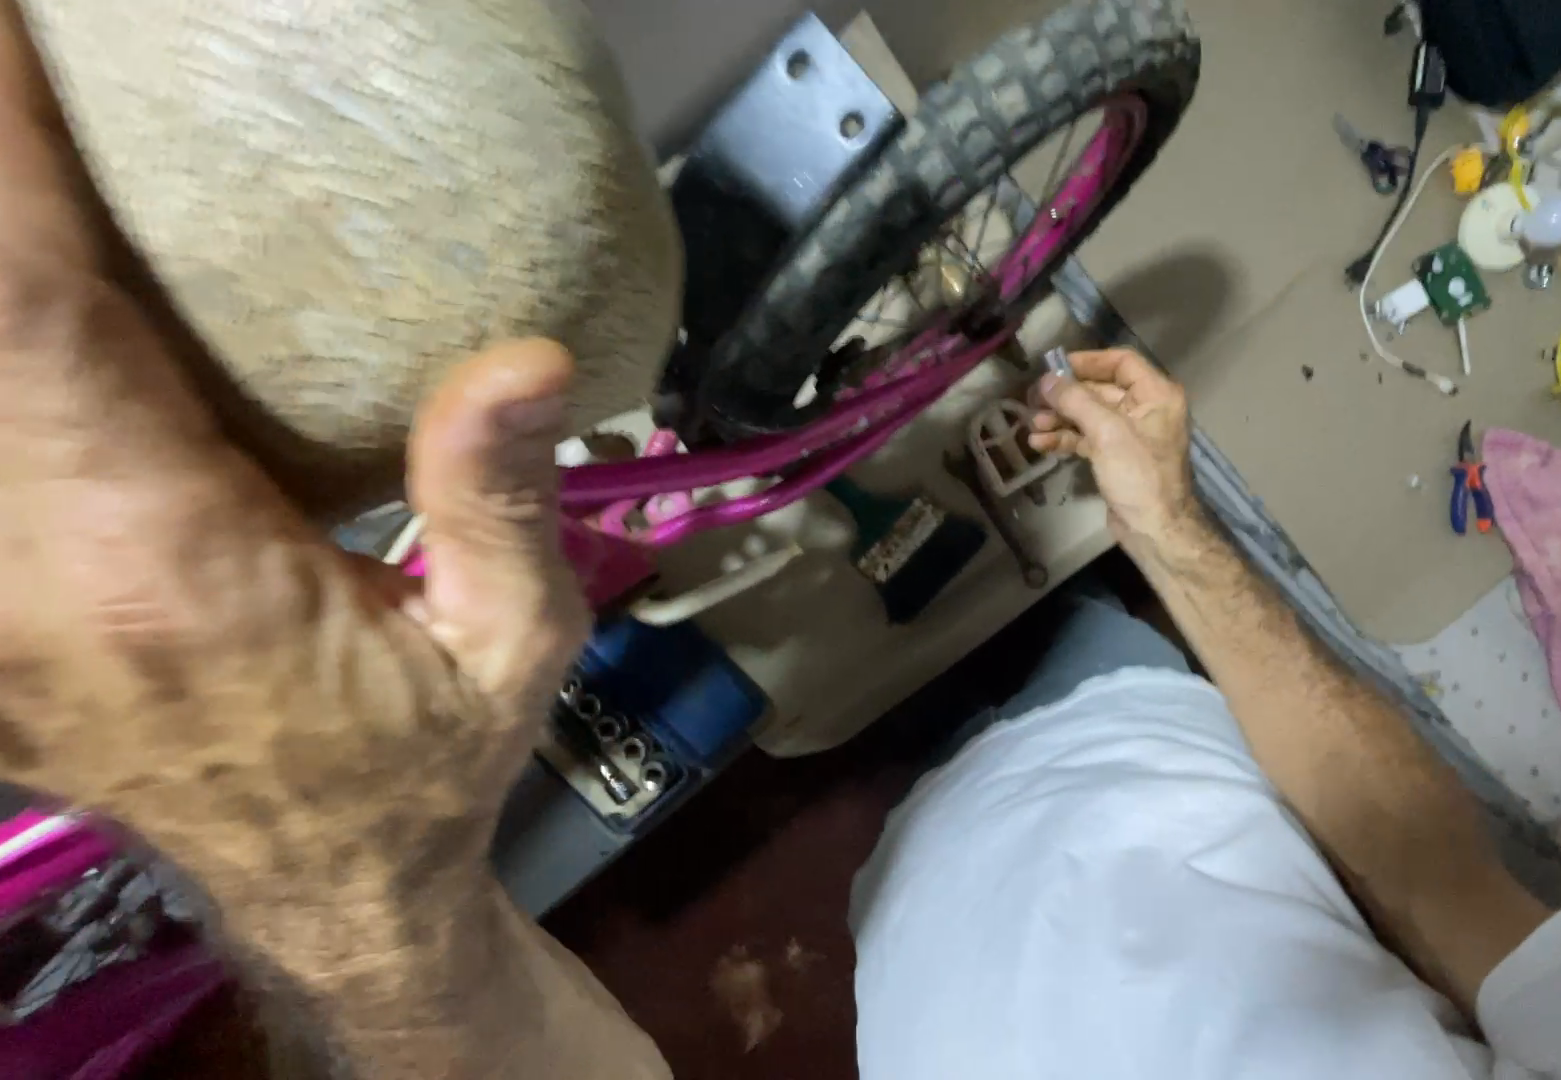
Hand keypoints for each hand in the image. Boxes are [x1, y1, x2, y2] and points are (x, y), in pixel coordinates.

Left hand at [0, 0, 587, 1000]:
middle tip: (55, 63)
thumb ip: (505, 506)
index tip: (27, 31)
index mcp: (160, 565)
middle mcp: (12, 562)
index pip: (19, 309)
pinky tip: (59, 270)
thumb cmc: (439, 757)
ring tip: (56, 142)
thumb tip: (530, 356)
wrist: (335, 875)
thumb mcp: (517, 643)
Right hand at [1028, 348, 1201, 550]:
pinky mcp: (1115, 457)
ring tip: (1033, 425)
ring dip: (1060, 418)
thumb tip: (1045, 380)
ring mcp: (1129, 435)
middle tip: (1032, 399)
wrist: (1154, 529)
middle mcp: (1146, 409)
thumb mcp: (1107, 432)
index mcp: (1157, 394)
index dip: (1088, 362)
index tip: (1054, 367)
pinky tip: (1040, 443)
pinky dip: (1065, 438)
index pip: (1121, 362)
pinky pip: (1087, 438)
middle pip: (1100, 390)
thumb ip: (1076, 401)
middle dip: (1065, 396)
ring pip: (1089, 416)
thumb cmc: (1138, 475)